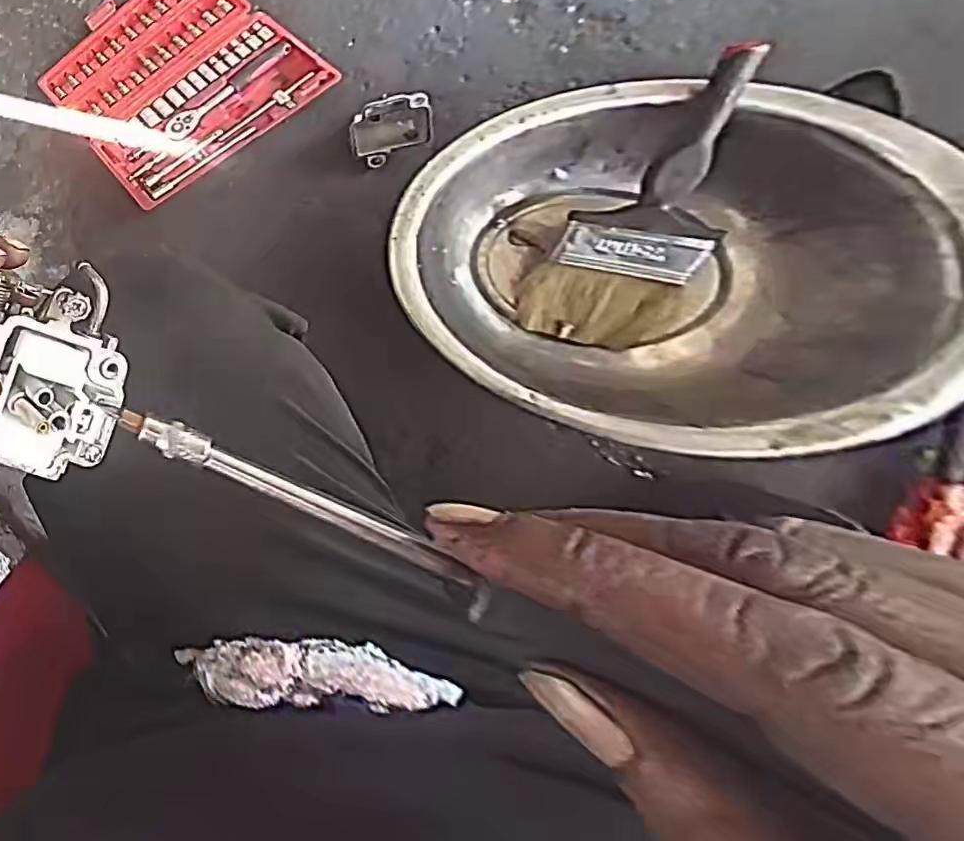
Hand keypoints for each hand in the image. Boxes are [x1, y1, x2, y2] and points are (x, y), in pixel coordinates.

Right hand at [426, 504, 963, 839]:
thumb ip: (709, 815)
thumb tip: (565, 690)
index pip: (762, 639)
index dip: (590, 573)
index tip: (474, 537)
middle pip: (779, 564)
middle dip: (603, 539)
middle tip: (493, 537)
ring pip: (820, 545)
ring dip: (662, 539)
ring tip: (564, 549)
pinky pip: (874, 561)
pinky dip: (748, 554)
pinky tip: (681, 568)